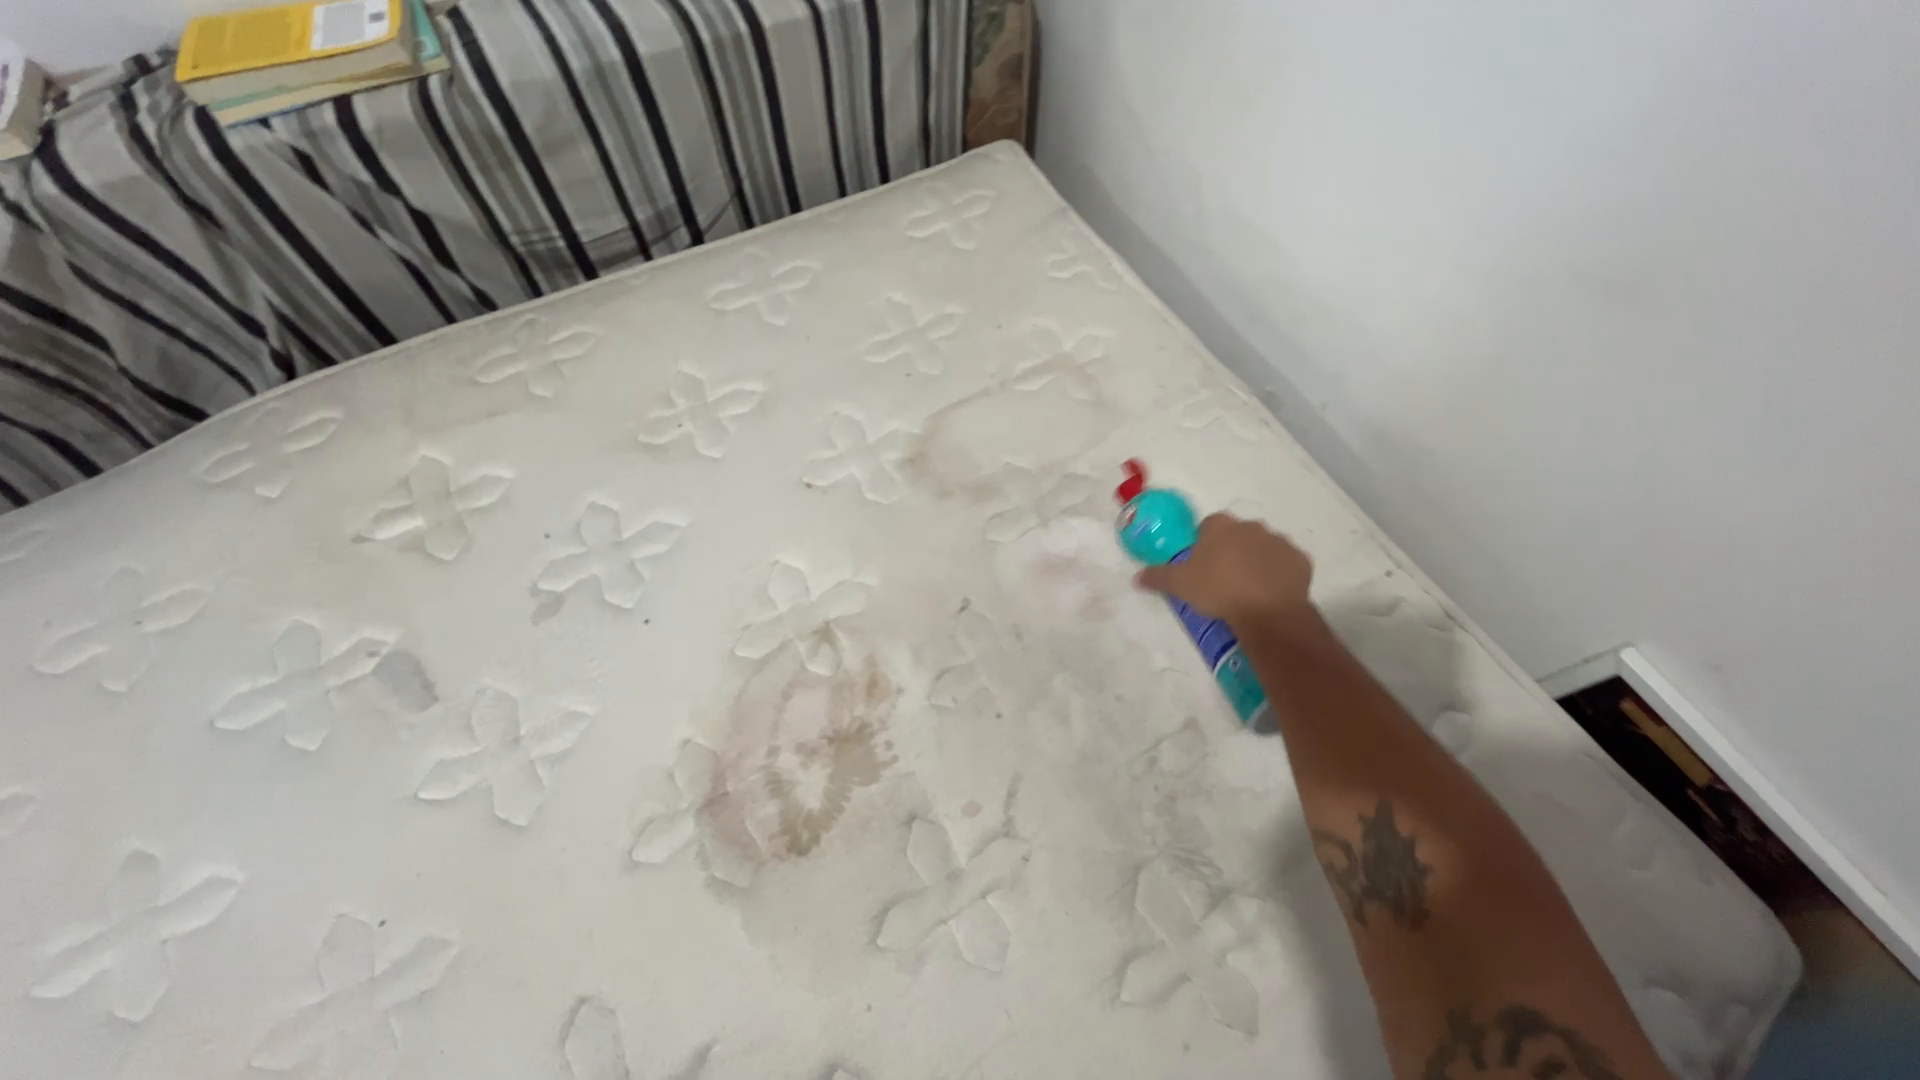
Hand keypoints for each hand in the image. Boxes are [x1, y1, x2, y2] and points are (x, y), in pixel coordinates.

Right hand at [1134, 514, 1315, 628]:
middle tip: (1223, 578)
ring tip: (1248, 588)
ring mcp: (1279, 541)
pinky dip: (1280, 574)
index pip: (1209, 525)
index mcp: (1221, 526)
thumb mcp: (1180, 585)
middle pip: (1237, 534)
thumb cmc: (1218, 590)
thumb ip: (1158, 577)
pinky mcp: (1301, 560)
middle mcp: (1251, 526)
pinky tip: (1271, 593)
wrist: (1267, 610)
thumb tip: (1136, 577)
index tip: (1202, 564)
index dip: (1204, 543)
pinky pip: (1286, 563)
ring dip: (1257, 560)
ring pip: (1264, 547)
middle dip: (1232, 549)